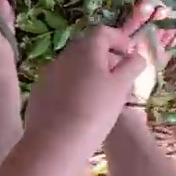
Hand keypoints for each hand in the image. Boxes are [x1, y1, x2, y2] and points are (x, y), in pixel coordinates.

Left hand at [23, 25, 147, 162]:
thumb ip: (131, 67)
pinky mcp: (39, 92)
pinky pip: (62, 82)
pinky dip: (75, 86)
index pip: (103, 32)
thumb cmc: (95, 111)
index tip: (130, 54)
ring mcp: (48, 73)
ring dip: (90, 72)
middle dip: (105, 57)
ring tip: (102, 94)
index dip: (119, 39)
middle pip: (87, 48)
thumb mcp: (121, 88)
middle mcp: (64, 56)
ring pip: (74, 66)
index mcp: (86, 49)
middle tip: (119, 75)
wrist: (55, 142)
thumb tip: (136, 56)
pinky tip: (81, 107)